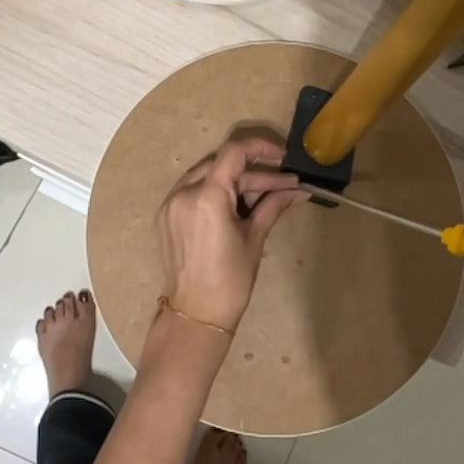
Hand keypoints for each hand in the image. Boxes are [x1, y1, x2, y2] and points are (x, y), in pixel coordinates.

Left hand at [156, 135, 308, 331]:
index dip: (261, 148)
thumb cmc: (231, 280)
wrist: (196, 315)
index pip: (234, 153)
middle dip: (254, 173)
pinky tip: (237, 205)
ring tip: (264, 197)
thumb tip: (298, 190)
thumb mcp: (254, 239)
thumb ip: (272, 206)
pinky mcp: (165, 216)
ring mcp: (170, 204)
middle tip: (283, 186)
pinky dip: (215, 192)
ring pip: (206, 176)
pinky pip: (192, 191)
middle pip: (222, 164)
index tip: (283, 156)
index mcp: (207, 197)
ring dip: (235, 181)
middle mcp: (183, 193)